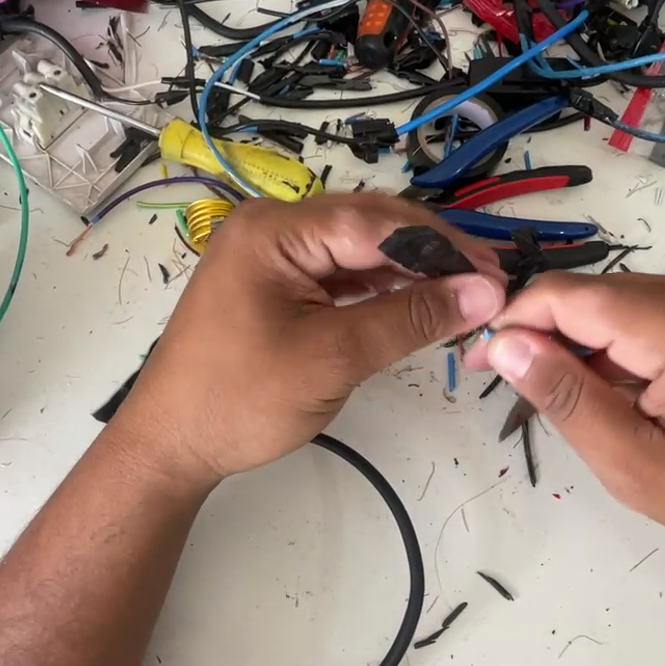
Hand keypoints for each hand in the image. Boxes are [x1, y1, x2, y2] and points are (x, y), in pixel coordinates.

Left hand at [108, 194, 505, 489]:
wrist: (172, 444)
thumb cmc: (240, 400)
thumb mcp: (333, 358)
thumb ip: (410, 319)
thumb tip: (484, 292)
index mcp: (274, 230)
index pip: (375, 221)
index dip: (440, 245)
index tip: (493, 274)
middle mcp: (271, 229)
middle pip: (367, 227)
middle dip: (428, 254)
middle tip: (485, 285)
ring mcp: (270, 257)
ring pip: (355, 251)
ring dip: (407, 272)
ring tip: (460, 296)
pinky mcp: (274, 285)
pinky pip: (336, 275)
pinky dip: (376, 290)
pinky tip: (413, 303)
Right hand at [463, 271, 664, 571]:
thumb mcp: (638, 467)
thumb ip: (567, 400)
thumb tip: (503, 345)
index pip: (563, 296)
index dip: (510, 322)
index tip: (480, 365)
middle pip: (589, 295)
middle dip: (542, 335)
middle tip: (520, 393)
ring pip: (617, 302)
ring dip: (581, 343)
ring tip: (579, 403)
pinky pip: (651, 311)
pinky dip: (620, 344)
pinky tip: (626, 392)